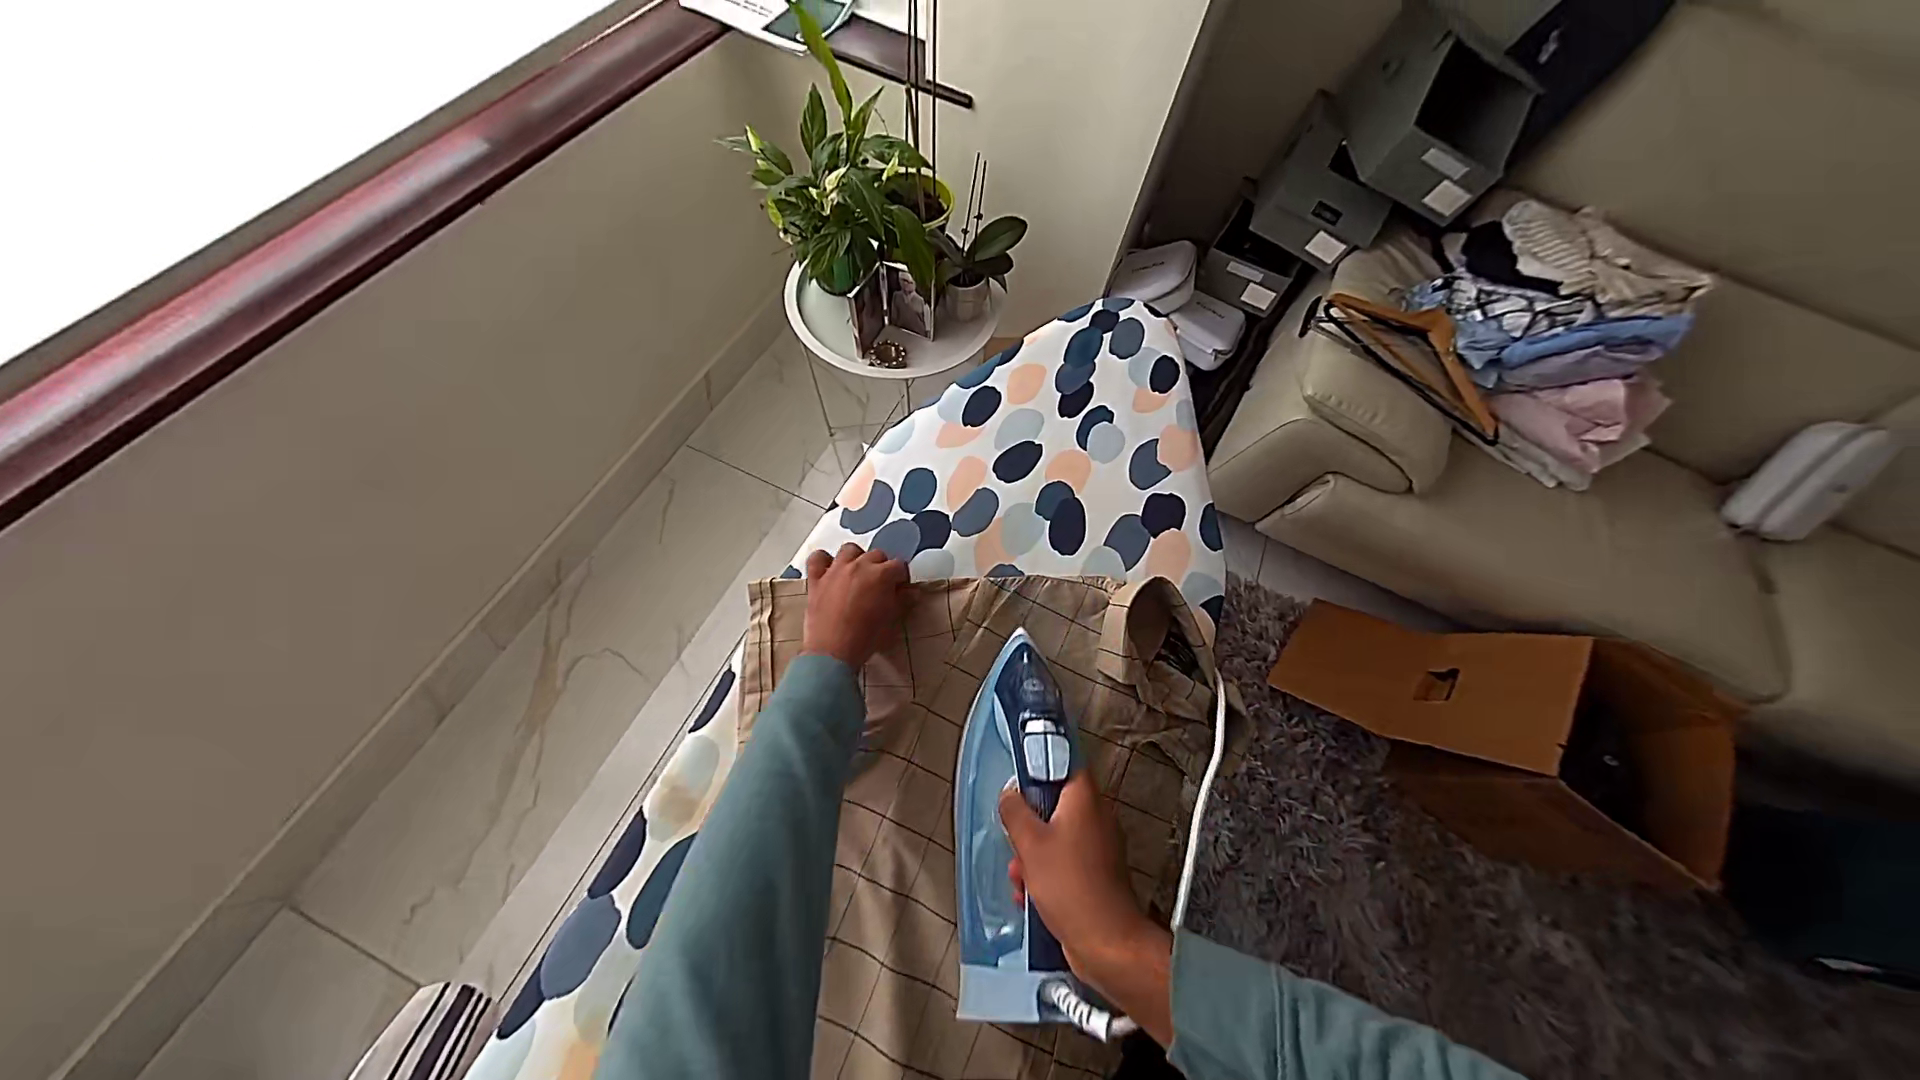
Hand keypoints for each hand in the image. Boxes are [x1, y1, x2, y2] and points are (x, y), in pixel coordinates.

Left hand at [801, 543, 908, 669]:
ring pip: (849, 550)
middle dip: (882, 567)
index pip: (899, 566)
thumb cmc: (865, 639)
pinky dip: (824, 560)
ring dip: (857, 558)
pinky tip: (829, 569)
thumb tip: (912, 592)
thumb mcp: (892, 621)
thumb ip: (903, 601)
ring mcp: (836, 570)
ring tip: (858, 574)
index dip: (901, 577)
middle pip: (877, 555)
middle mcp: (859, 566)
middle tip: (881, 585)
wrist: (833, 653)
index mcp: (881, 575)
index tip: (900, 587)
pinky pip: (818, 558)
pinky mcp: (817, 579)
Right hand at [999, 771, 1173, 1043]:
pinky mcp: (1095, 872)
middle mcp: (1096, 816)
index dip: (1040, 765)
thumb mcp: (1029, 843)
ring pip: (1056, 834)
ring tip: (1021, 874)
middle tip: (1017, 837)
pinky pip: (1064, 859)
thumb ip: (1015, 811)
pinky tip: (1031, 893)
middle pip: (1055, 801)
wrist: (1106, 942)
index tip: (1020, 777)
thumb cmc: (1071, 887)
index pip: (1065, 762)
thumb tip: (1009, 794)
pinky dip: (1045, 871)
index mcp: (1085, 798)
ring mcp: (1098, 846)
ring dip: (1033, 851)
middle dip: (1029, 821)